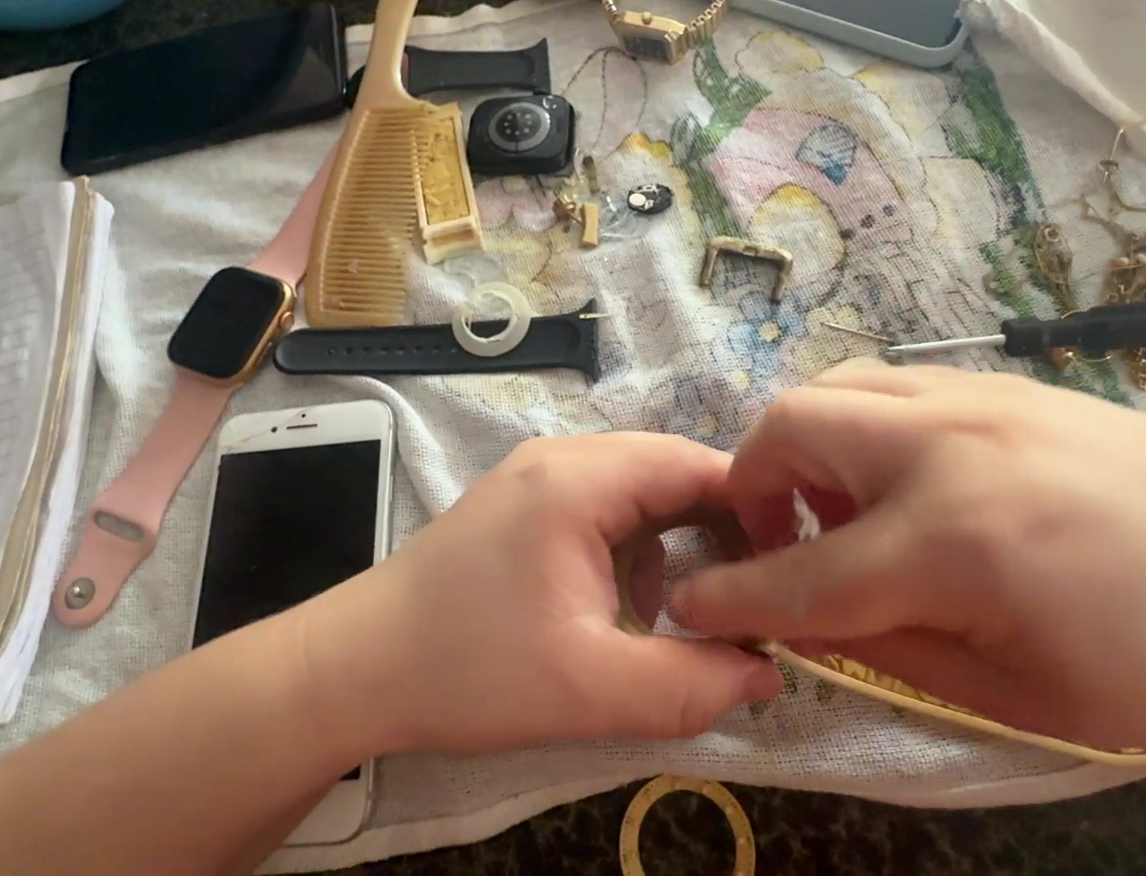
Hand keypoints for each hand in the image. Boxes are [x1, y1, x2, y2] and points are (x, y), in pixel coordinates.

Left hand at [297, 433, 781, 755]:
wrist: (354, 668)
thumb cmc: (469, 670)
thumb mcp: (590, 688)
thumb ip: (691, 685)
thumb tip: (766, 673)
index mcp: (580, 478)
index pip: (695, 465)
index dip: (754, 509)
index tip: (790, 565)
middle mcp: (562, 457)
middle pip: (669, 470)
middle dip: (719, 527)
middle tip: (752, 589)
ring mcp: (536, 475)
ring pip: (638, 489)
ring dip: (675, 538)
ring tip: (686, 605)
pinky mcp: (521, 503)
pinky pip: (603, 506)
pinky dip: (633, 545)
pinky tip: (624, 601)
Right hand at [670, 361, 1145, 755]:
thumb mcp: (1016, 693)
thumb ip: (887, 649)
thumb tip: (803, 622)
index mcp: (955, 538)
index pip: (803, 573)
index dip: (733, 596)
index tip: (686, 605)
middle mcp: (949, 441)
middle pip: (792, 427)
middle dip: (751, 485)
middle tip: (774, 540)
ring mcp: (979, 396)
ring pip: (836, 385)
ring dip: (805, 444)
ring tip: (838, 507)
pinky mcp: (1009, 383)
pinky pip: (892, 384)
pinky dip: (859, 425)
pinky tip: (900, 477)